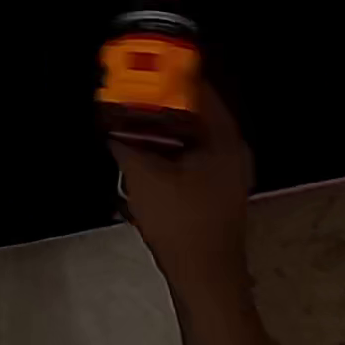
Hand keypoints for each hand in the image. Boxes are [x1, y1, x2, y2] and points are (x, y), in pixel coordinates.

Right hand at [108, 80, 254, 284]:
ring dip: (162, 132)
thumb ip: (126, 145)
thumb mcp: (144, 176)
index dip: (171, 76)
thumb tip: (113, 129)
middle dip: (161, 105)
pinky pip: (190, 159)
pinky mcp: (214, 191)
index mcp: (223, 140)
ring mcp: (225, 173)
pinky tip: (143, 158)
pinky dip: (168, 153)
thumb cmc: (180, 221)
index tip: (144, 68)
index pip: (201, 91)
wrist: (203, 276)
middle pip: (195, 114)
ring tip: (131, 126)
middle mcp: (231, 152)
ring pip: (191, 139)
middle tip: (131, 98)